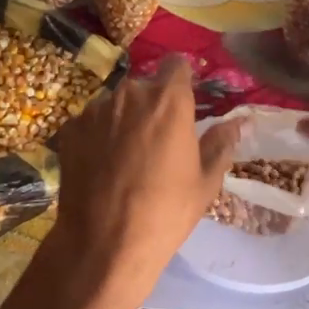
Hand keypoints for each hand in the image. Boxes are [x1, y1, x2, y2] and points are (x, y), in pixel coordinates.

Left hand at [23, 56, 242, 308]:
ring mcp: (95, 110)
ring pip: (115, 105)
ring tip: (126, 158)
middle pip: (145, 87)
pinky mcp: (70, 129)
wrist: (104, 243)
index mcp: (169, 101)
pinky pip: (91, 123)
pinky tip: (101, 167)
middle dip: (151, 106)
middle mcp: (130, 94)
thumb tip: (238, 123)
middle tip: (157, 141)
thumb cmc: (165, 213)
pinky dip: (98, 136)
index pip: (177, 65)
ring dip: (123, 120)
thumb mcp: (204, 183)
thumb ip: (221, 144)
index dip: (181, 80)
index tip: (183, 101)